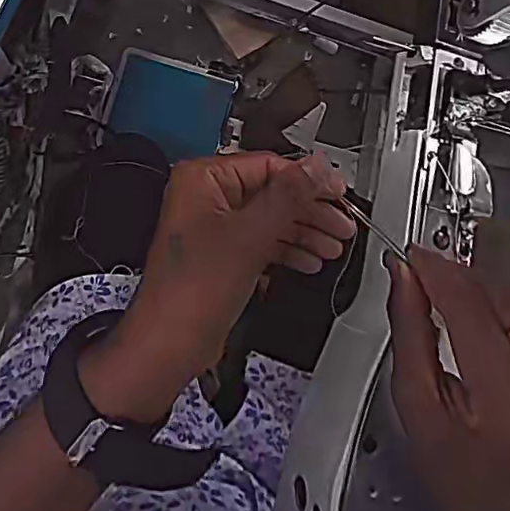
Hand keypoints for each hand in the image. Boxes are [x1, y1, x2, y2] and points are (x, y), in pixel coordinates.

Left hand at [82, 153, 352, 422]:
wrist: (169, 345)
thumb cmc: (188, 293)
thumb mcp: (251, 235)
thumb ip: (289, 196)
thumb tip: (317, 167)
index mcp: (203, 179)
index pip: (268, 165)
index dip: (308, 180)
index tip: (337, 192)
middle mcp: (206, 197)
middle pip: (272, 192)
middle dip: (309, 211)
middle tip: (340, 223)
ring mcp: (214, 226)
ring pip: (270, 217)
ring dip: (304, 231)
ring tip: (331, 243)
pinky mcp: (222, 252)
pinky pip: (261, 239)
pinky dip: (287, 248)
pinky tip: (309, 258)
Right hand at [386, 249, 509, 510]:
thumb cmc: (470, 492)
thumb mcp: (419, 416)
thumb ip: (410, 335)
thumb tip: (405, 278)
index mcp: (509, 423)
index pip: (472, 312)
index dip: (441, 274)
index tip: (420, 259)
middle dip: (470, 285)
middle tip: (442, 286)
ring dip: (502, 301)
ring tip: (476, 323)